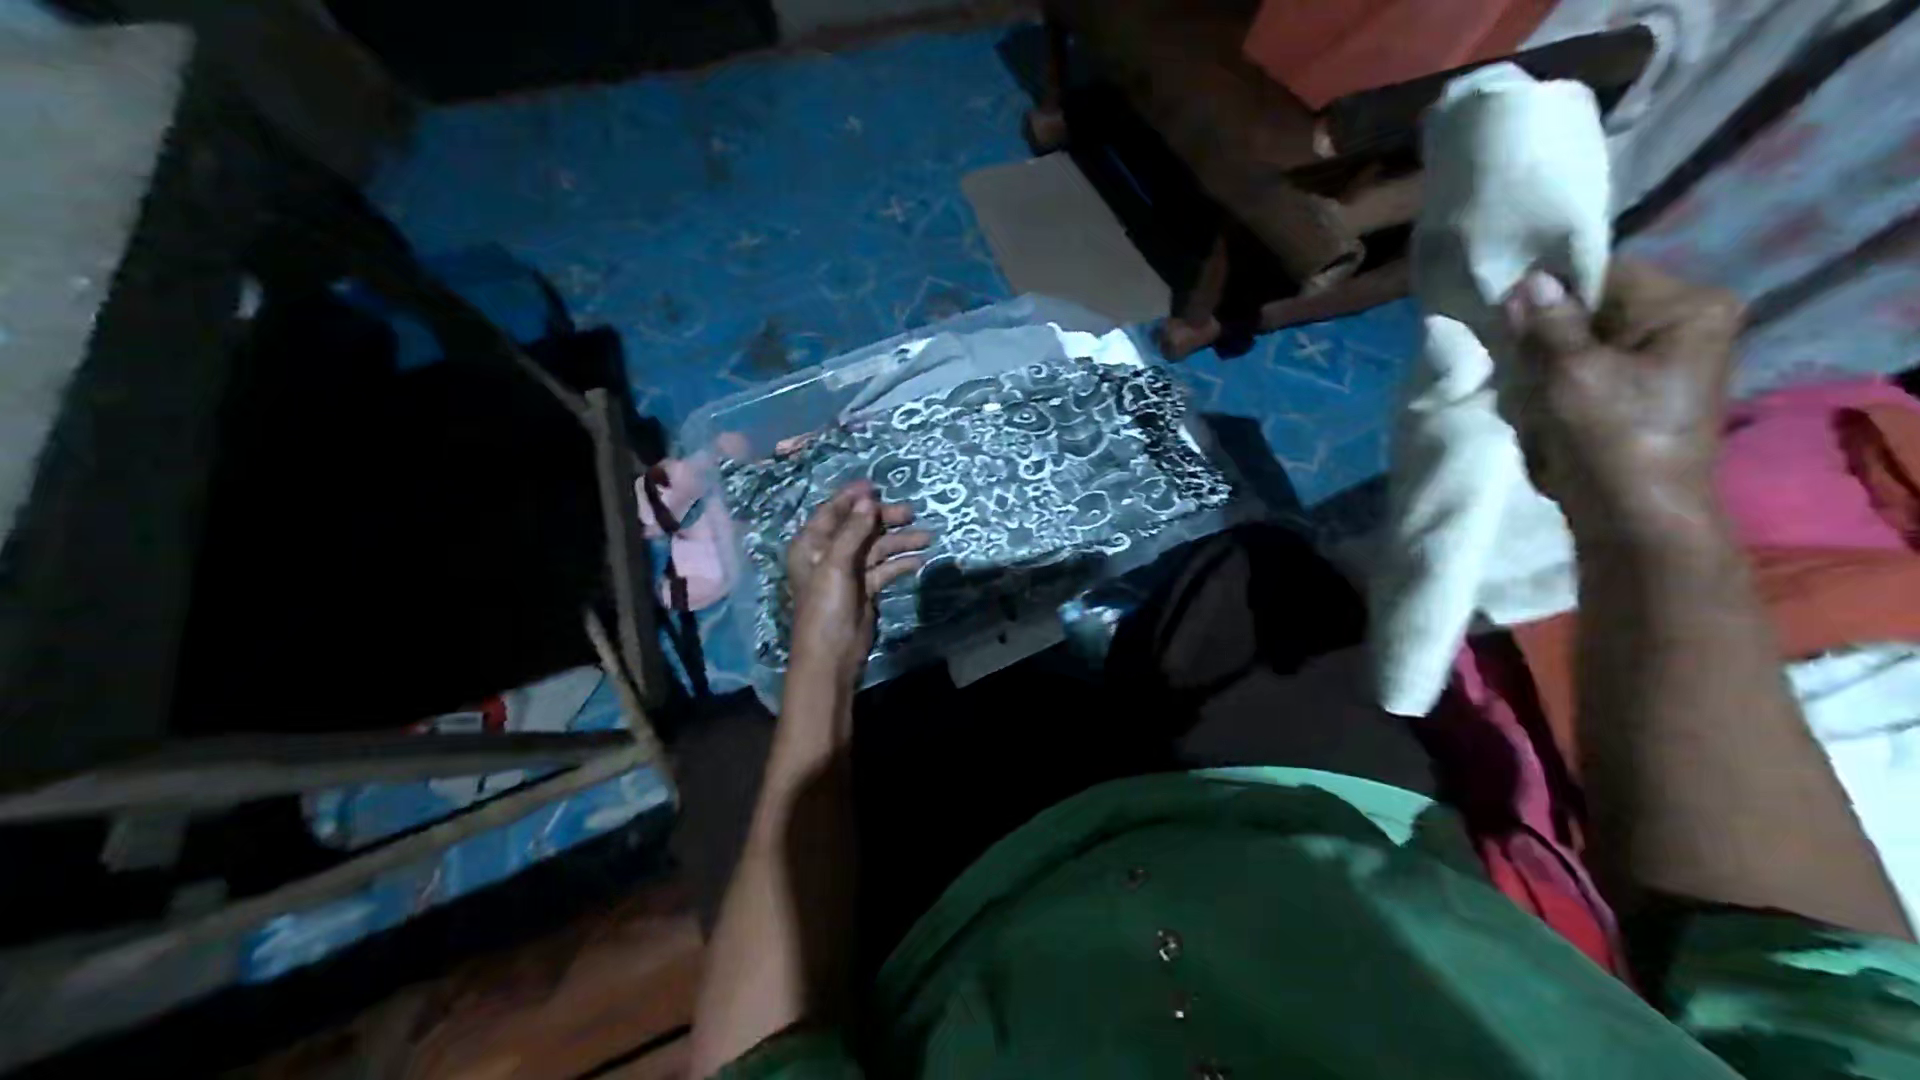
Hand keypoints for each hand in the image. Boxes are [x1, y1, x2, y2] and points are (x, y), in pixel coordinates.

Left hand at [785, 481, 930, 689]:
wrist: (831, 656)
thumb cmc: (825, 608)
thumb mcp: (835, 565)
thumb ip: (852, 532)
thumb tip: (868, 500)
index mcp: (811, 545)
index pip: (832, 512)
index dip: (853, 497)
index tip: (877, 485)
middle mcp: (828, 554)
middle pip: (859, 528)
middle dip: (884, 519)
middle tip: (911, 512)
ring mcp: (847, 572)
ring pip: (876, 548)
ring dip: (899, 541)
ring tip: (926, 537)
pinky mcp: (864, 589)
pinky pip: (884, 568)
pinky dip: (900, 563)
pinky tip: (919, 561)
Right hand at [1504, 258, 1743, 542]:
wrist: (1632, 513)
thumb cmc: (1610, 437)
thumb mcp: (1570, 374)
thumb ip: (1548, 324)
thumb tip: (1529, 280)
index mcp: (1687, 307)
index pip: (1606, 272)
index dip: (1550, 290)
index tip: (1504, 313)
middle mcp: (1686, 323)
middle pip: (1595, 307)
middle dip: (1546, 332)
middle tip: (1510, 356)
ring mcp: (1666, 359)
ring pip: (1584, 339)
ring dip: (1545, 361)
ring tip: (1525, 386)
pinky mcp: (1642, 390)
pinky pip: (1588, 367)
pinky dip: (1556, 381)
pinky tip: (1540, 402)